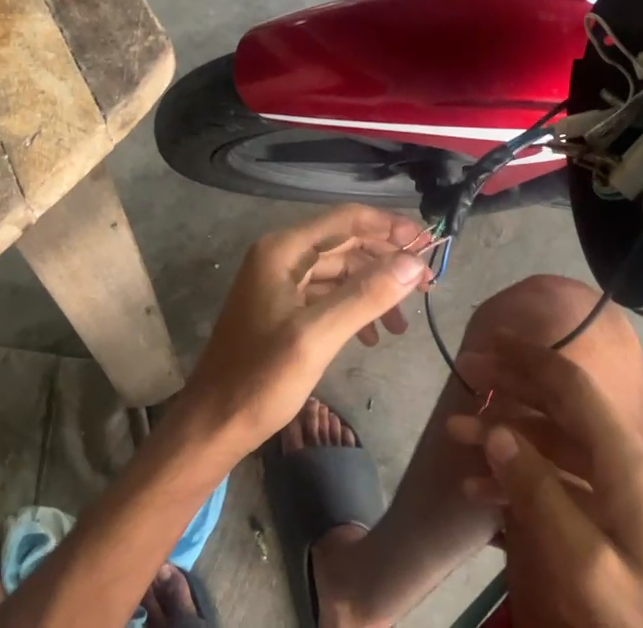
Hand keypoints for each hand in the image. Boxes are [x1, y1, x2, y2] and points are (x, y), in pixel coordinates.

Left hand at [177, 204, 429, 451]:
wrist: (213, 423)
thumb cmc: (261, 379)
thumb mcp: (317, 336)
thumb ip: (365, 295)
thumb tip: (413, 262)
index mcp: (284, 250)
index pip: (347, 219)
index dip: (390, 226)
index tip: (428, 246)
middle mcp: (280, 256)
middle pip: (346, 242)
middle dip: (387, 261)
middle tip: (427, 286)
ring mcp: (279, 282)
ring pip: (339, 270)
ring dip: (374, 289)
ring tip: (402, 322)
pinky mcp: (281, 308)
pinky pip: (327, 295)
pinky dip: (354, 308)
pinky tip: (373, 335)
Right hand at [448, 333, 642, 627]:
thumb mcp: (587, 566)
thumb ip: (539, 494)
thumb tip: (496, 432)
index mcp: (629, 462)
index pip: (573, 387)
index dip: (529, 358)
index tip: (486, 341)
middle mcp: (631, 464)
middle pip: (564, 406)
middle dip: (513, 385)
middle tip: (464, 373)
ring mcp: (629, 493)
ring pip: (560, 443)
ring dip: (510, 434)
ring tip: (457, 433)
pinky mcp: (624, 520)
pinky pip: (568, 480)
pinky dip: (526, 475)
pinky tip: (484, 487)